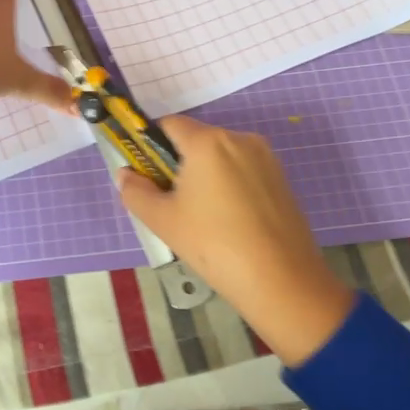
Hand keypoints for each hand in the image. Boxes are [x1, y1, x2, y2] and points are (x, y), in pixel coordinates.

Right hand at [117, 117, 355, 365]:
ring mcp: (265, 158)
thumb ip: (135, 192)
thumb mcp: (163, 221)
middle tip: (171, 203)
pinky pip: (244, 171)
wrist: (284, 284)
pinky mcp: (282, 179)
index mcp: (207, 141)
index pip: (168, 125)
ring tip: (202, 219)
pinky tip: (230, 223)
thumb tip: (125, 175)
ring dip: (205, 176)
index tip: (146, 174)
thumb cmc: (215, 246)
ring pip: (221, 157)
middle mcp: (238, 138)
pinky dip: (230, 187)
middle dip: (178, 164)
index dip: (150, 144)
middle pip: (196, 141)